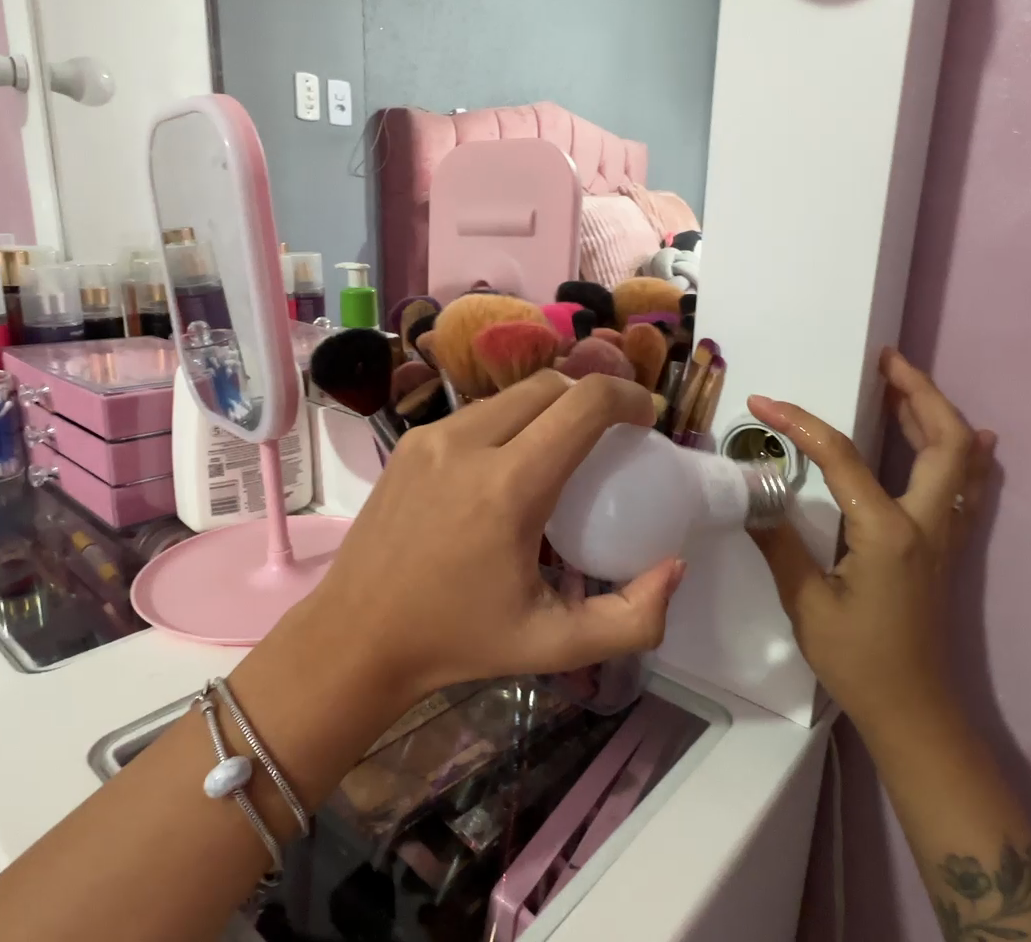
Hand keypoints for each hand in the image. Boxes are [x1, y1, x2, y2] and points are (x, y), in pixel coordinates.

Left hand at [290, 371, 686, 701]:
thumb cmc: (458, 641)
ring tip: (565, 448)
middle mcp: (467, 445)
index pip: (584, 404)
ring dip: (550, 408)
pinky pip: (475, 413)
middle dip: (592, 397)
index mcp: (508, 488)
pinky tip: (512, 464)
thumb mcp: (554, 645)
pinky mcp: (408, 444)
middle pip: (550, 385)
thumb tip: (673, 568)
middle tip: (614, 435)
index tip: (647, 422)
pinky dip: (510, 422)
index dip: (628, 398)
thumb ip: (631, 619)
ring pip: (510, 396)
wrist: (357, 637)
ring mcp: (430, 438)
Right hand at [746, 349, 995, 738]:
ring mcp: (946, 536)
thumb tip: (752, 495)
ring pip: (963, 458)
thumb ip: (779, 542)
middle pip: (943, 439)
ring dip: (939, 414)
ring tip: (907, 385)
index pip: (841, 458)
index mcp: (887, 532)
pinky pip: (969, 486)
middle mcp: (927, 523)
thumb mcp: (806, 603)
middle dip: (918, 391)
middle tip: (886, 361)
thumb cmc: (858, 660)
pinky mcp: (949, 550)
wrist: (914, 711)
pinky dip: (965, 452)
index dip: (800, 424)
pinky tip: (966, 439)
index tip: (764, 403)